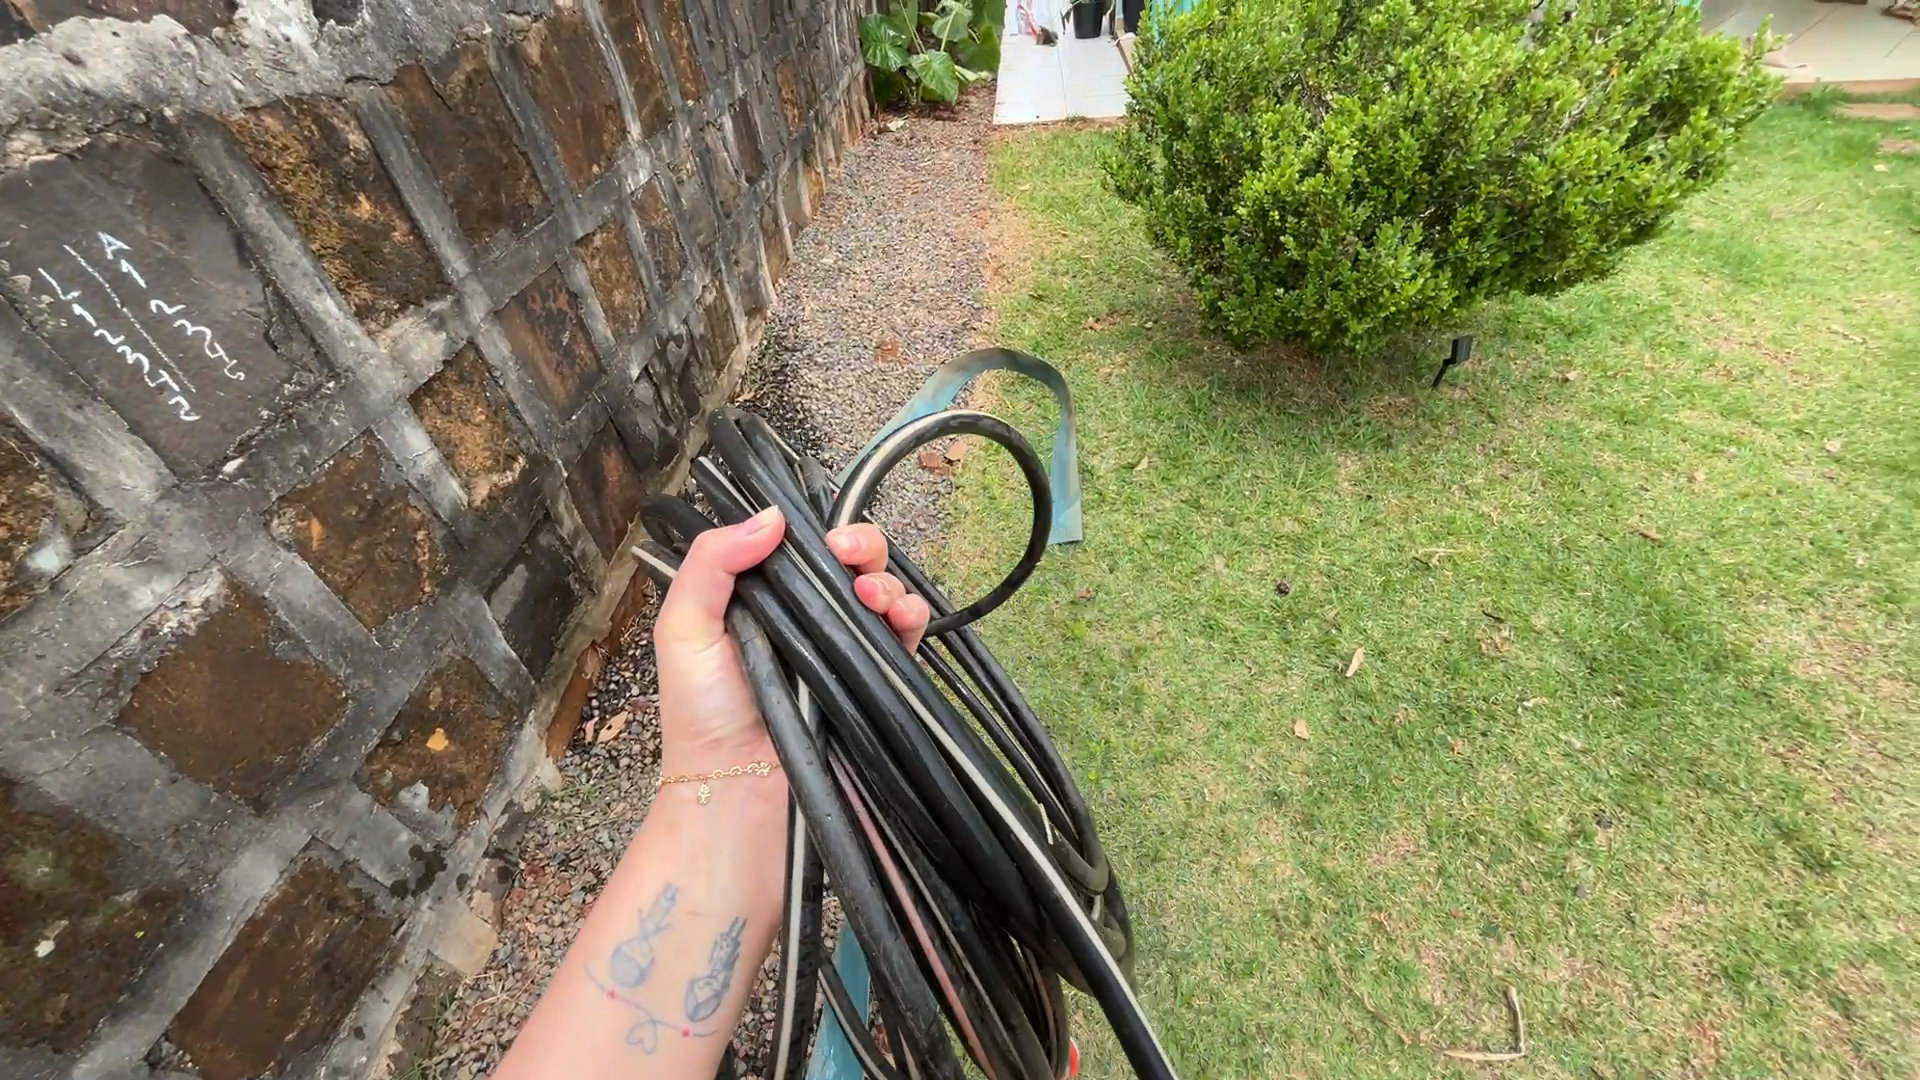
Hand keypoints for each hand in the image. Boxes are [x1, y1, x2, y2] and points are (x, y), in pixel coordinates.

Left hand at [652, 506, 931, 778]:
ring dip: (885, 579)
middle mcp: (811, 614)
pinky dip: (912, 613)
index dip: (819, 530)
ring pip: (884, 588)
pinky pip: (907, 632)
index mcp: (768, 595)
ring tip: (869, 596)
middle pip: (853, 559)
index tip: (821, 535)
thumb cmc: (703, 710)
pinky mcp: (876, 674)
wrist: (739, 786)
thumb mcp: (684, 628)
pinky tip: (899, 615)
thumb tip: (774, 515)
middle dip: (862, 544)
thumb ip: (712, 563)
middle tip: (848, 554)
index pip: (805, 546)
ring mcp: (847, 644)